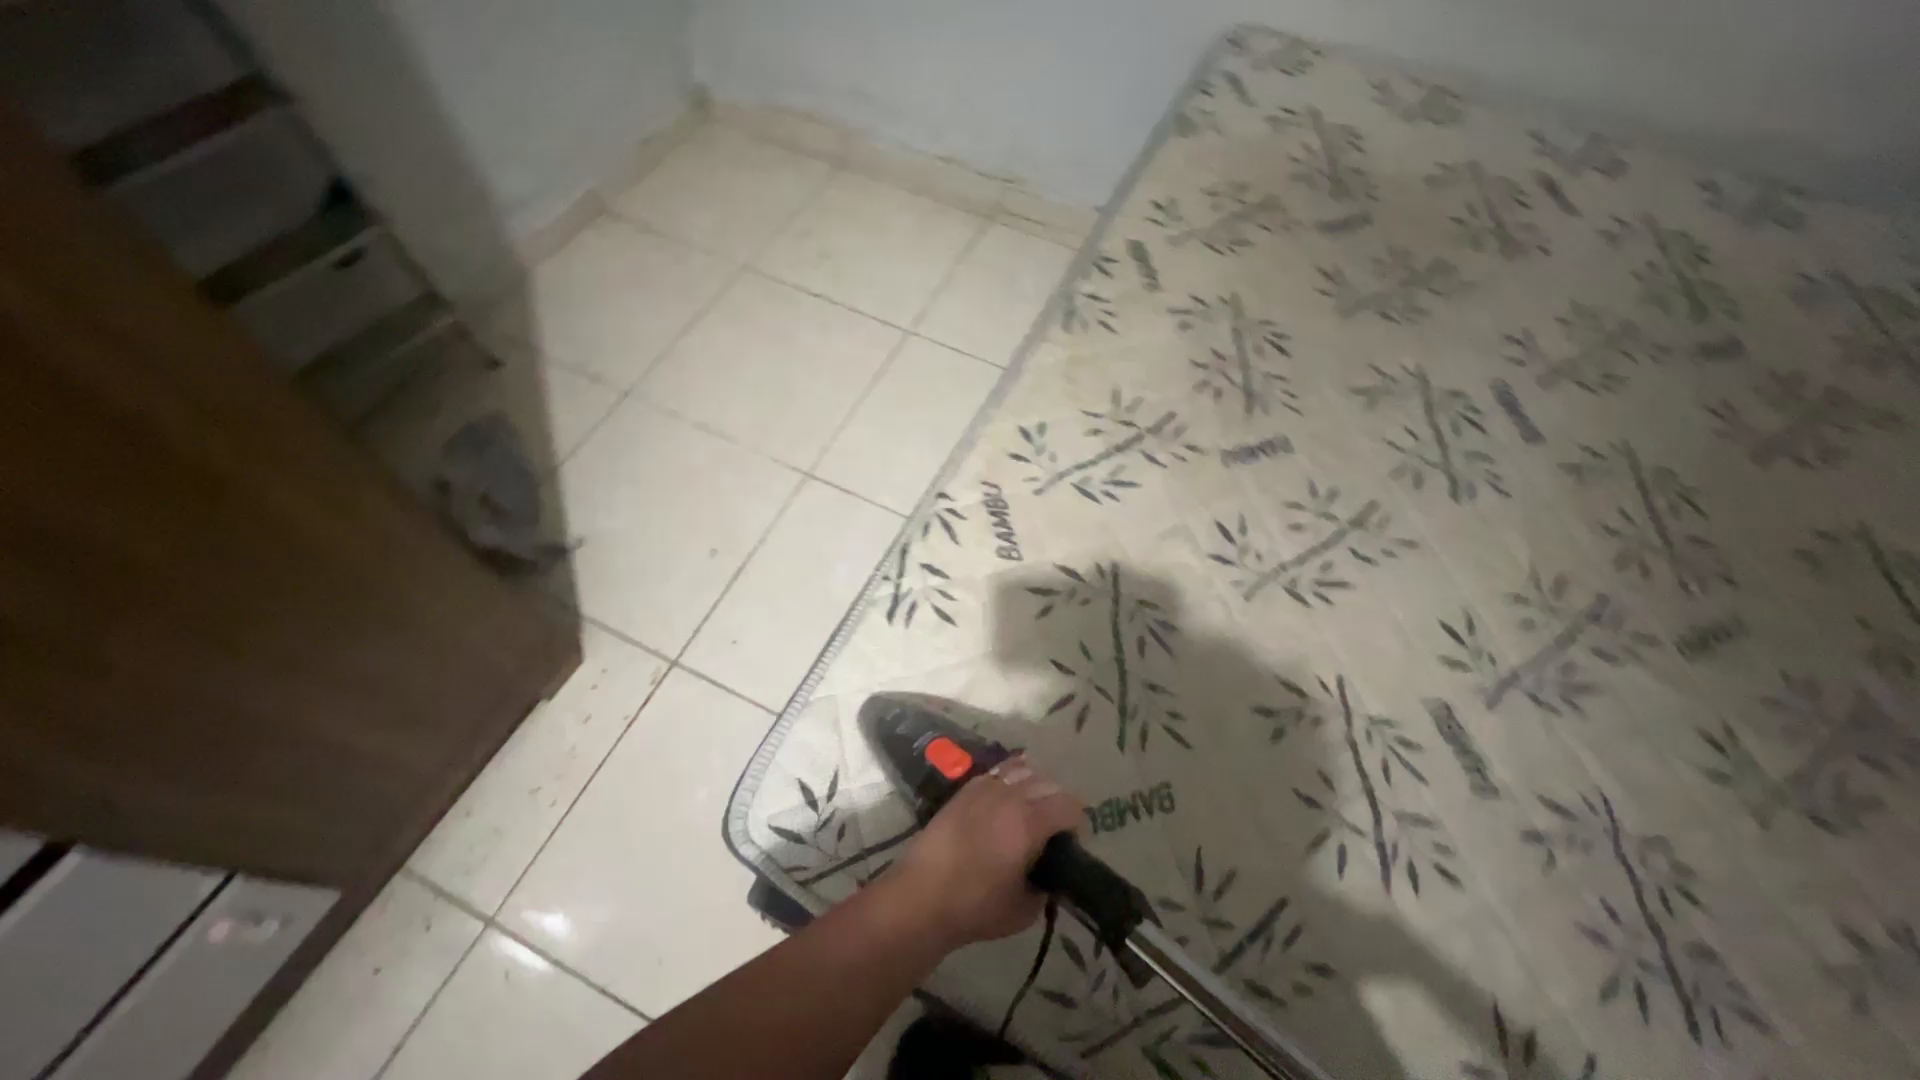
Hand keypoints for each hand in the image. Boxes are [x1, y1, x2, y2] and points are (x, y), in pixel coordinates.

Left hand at [885, 756, 1083, 948]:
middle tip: (1054, 830)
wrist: (921, 897)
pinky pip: (996, 773)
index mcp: (1029, 824)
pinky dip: (1009, 781)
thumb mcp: (1024, 910)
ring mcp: (984, 789)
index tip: (1073, 843)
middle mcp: (1010, 797)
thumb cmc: (975, 908)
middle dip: (1058, 803)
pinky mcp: (963, 792)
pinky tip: (1005, 800)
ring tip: (1031, 810)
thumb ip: (1046, 889)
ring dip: (1035, 786)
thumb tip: (1052, 878)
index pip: (1069, 805)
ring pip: (1023, 770)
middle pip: (1049, 784)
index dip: (1078, 823)